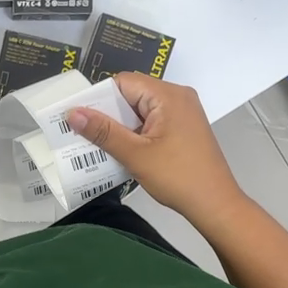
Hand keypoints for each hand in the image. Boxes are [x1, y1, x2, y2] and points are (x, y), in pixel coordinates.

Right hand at [67, 73, 245, 220]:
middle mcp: (178, 96)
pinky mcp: (183, 128)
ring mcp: (183, 112)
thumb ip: (103, 132)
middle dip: (108, 114)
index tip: (79, 118)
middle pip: (132, 94)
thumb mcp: (135, 155)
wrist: (215, 204)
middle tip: (84, 133)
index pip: (123, 83)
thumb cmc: (178, 178)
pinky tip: (122, 150)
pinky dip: (136, 133)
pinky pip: (152, 121)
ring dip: (121, 126)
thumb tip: (73, 113)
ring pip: (140, 110)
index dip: (99, 99)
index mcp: (168, 96)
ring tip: (99, 144)